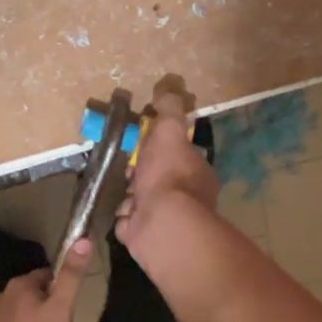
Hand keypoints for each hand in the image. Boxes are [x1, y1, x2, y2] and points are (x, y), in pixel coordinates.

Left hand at [0, 240, 93, 321]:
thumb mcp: (61, 309)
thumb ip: (72, 277)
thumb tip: (83, 239)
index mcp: (20, 284)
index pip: (50, 273)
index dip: (65, 289)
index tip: (73, 308)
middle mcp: (4, 294)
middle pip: (38, 292)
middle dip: (53, 305)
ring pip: (28, 310)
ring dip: (41, 320)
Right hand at [117, 82, 218, 248]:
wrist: (162, 223)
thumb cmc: (167, 174)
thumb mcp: (169, 131)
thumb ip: (169, 109)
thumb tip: (170, 85)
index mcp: (195, 171)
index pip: (174, 156)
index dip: (155, 151)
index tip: (141, 149)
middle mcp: (185, 197)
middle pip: (153, 179)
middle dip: (137, 177)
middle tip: (130, 175)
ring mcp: (168, 219)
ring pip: (138, 202)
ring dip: (129, 199)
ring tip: (129, 199)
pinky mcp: (149, 236)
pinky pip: (130, 223)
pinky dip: (126, 219)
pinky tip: (128, 216)